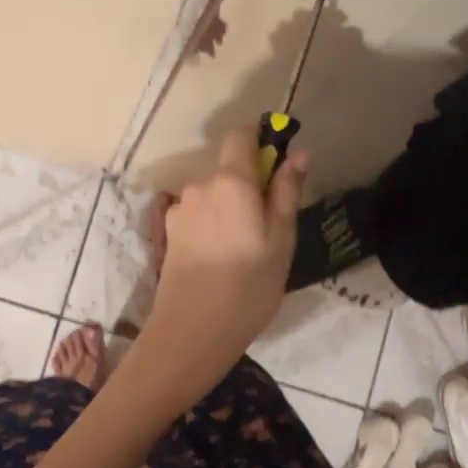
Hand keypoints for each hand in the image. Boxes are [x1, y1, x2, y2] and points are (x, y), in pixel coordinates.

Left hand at [137, 123, 308, 392]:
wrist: (192, 331)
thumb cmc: (248, 287)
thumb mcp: (281, 240)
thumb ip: (286, 192)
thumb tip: (297, 153)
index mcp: (230, 181)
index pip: (240, 136)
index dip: (260, 137)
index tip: (278, 156)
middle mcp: (199, 186)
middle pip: (227, 168)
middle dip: (248, 183)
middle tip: (270, 223)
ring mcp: (180, 210)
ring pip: (212, 194)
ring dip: (230, 206)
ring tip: (247, 248)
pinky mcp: (170, 233)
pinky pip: (199, 214)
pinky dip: (214, 224)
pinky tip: (223, 257)